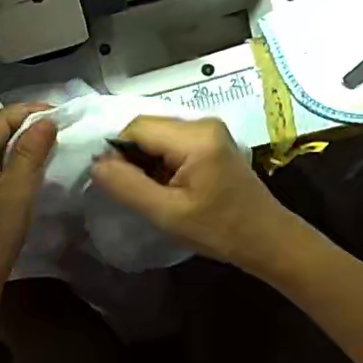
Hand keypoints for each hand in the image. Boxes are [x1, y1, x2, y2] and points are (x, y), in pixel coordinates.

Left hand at [0, 104, 57, 349]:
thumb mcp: (17, 191)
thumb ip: (31, 152)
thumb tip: (48, 120)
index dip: (30, 112)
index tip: (62, 113)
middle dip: (24, 121)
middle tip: (57, 125)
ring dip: (18, 137)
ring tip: (48, 140)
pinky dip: (10, 154)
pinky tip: (29, 160)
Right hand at [89, 116, 301, 273]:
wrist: (267, 239)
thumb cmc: (219, 231)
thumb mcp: (167, 214)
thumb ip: (128, 186)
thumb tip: (96, 165)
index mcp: (194, 137)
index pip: (136, 128)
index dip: (116, 151)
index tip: (113, 183)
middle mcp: (202, 123)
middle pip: (146, 128)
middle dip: (131, 156)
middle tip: (131, 191)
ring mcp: (209, 130)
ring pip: (157, 135)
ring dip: (144, 160)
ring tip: (149, 192)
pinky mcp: (211, 141)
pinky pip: (171, 143)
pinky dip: (160, 162)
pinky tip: (165, 187)